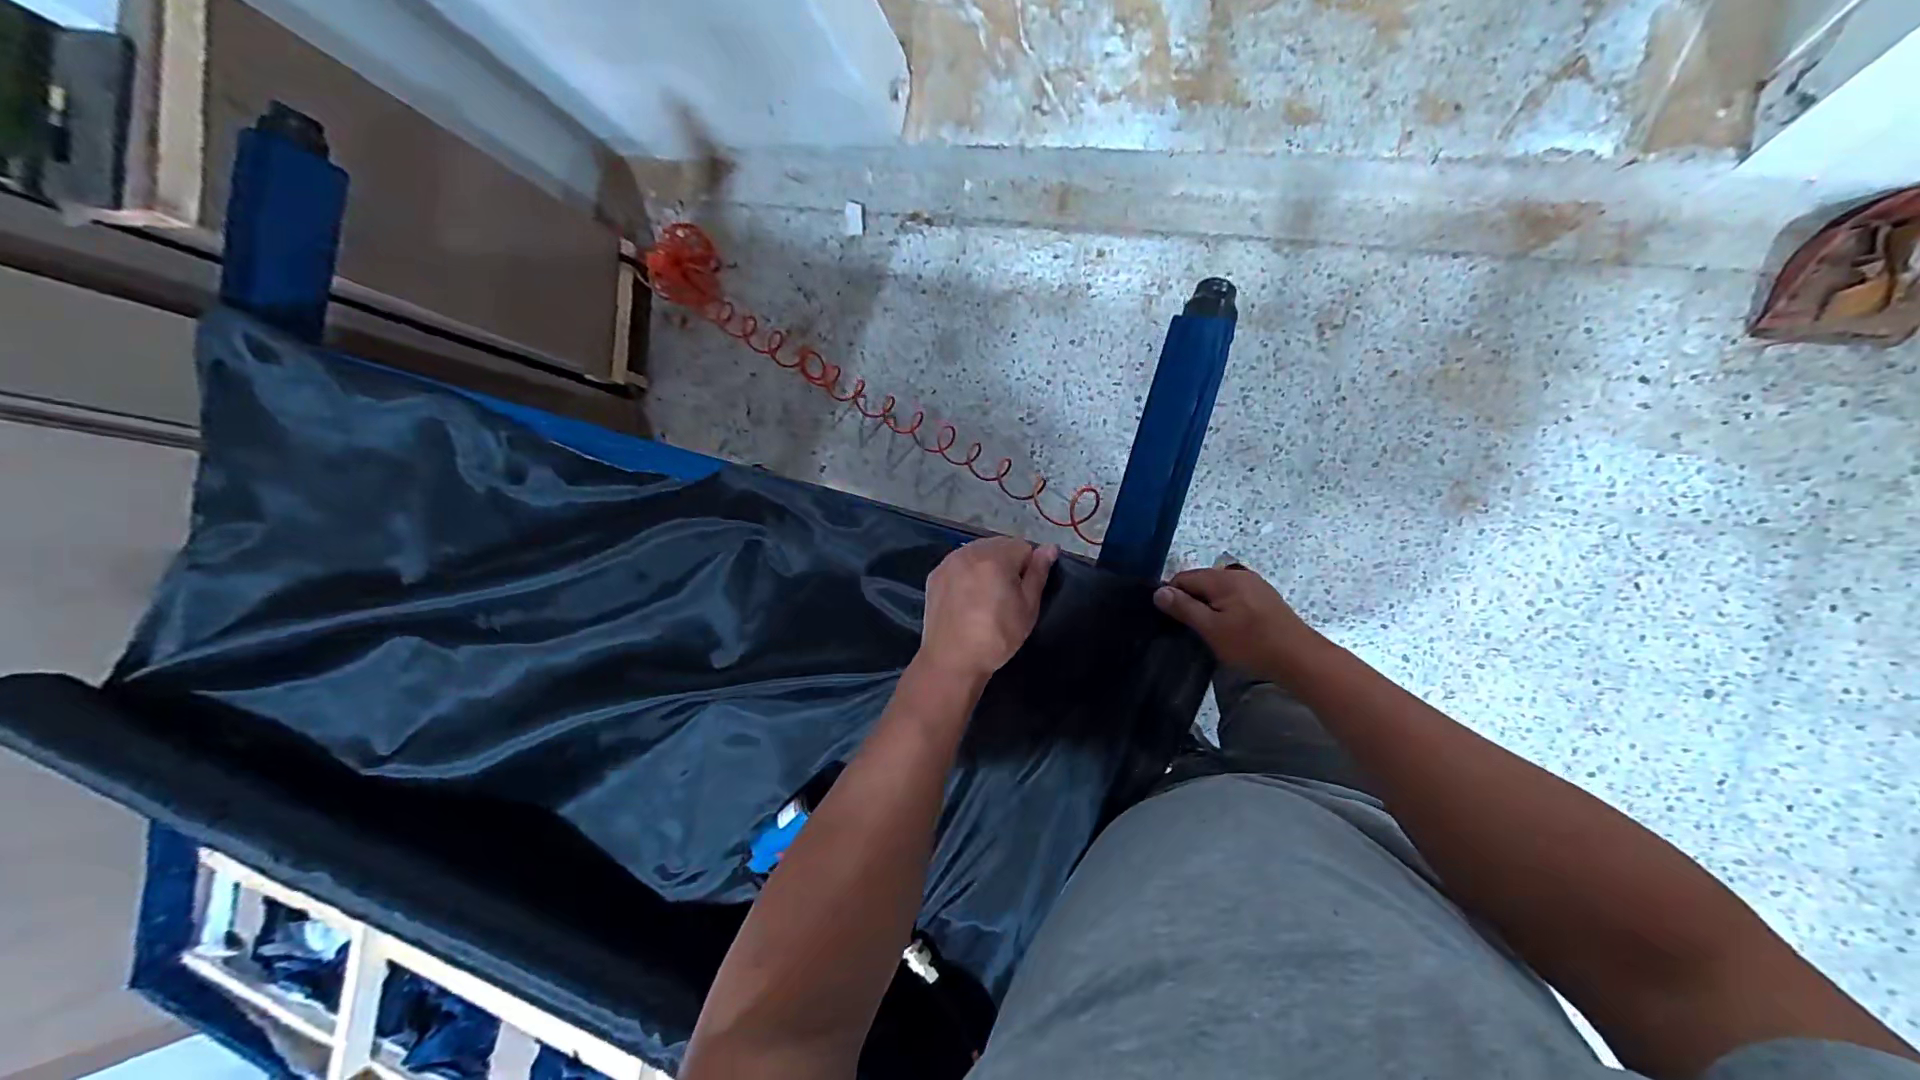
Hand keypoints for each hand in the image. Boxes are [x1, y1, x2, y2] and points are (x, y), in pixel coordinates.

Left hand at [920, 537, 1057, 679]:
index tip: (1022, 592)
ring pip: (978, 552)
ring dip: (987, 566)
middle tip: (1006, 596)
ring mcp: (948, 562)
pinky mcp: (935, 575)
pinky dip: (967, 573)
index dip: (1029, 568)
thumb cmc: (996, 637)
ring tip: (986, 598)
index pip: (1024, 546)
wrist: (952, 661)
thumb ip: (1039, 573)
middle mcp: (969, 552)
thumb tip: (1050, 547)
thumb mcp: (1027, 608)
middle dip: (1007, 563)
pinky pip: (959, 564)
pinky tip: (967, 598)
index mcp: (995, 557)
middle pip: (999, 545)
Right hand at [1153, 565, 1326, 680]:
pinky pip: (1234, 597)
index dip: (1172, 596)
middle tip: (1188, 628)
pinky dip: (1225, 608)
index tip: (1170, 619)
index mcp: (1223, 579)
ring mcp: (1255, 585)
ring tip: (1208, 630)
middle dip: (1190, 600)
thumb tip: (1159, 592)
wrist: (1300, 659)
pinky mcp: (1265, 599)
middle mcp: (1239, 575)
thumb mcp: (1211, 628)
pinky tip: (1229, 628)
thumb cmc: (1252, 644)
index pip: (1184, 577)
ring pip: (1218, 590)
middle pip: (1202, 581)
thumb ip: (1184, 608)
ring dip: (1208, 606)